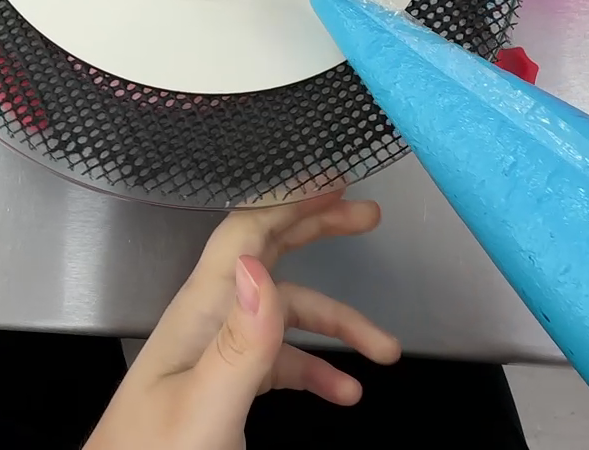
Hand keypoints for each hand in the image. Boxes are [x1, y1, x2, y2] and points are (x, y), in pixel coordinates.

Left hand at [83, 191, 400, 449]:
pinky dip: (314, 367)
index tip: (336, 182)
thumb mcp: (205, 405)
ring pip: (284, 313)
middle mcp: (210, 315)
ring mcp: (217, 347)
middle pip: (268, 251)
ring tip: (385, 348)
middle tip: (367, 214)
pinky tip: (344, 392)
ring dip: (335, 322)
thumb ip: (237, 341)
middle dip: (316, 227)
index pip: (248, 229)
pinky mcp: (224, 381)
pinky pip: (277, 359)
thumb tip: (260, 265)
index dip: (292, 198)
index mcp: (202, 307)